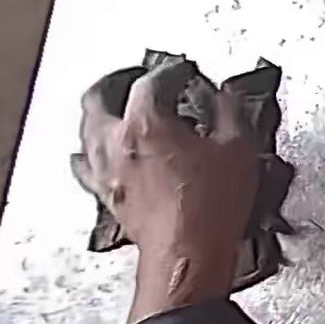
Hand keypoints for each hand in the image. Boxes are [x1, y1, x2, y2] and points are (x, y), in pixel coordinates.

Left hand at [72, 61, 257, 321]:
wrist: (188, 253)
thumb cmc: (210, 206)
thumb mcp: (238, 149)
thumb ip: (230, 114)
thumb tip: (226, 96)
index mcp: (147, 123)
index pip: (153, 81)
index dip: (172, 71)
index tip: (184, 70)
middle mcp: (116, 143)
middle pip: (99, 97)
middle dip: (118, 81)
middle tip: (136, 76)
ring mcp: (106, 171)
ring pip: (86, 129)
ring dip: (102, 112)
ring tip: (118, 107)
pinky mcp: (107, 196)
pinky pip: (86, 165)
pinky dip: (93, 151)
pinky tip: (101, 153)